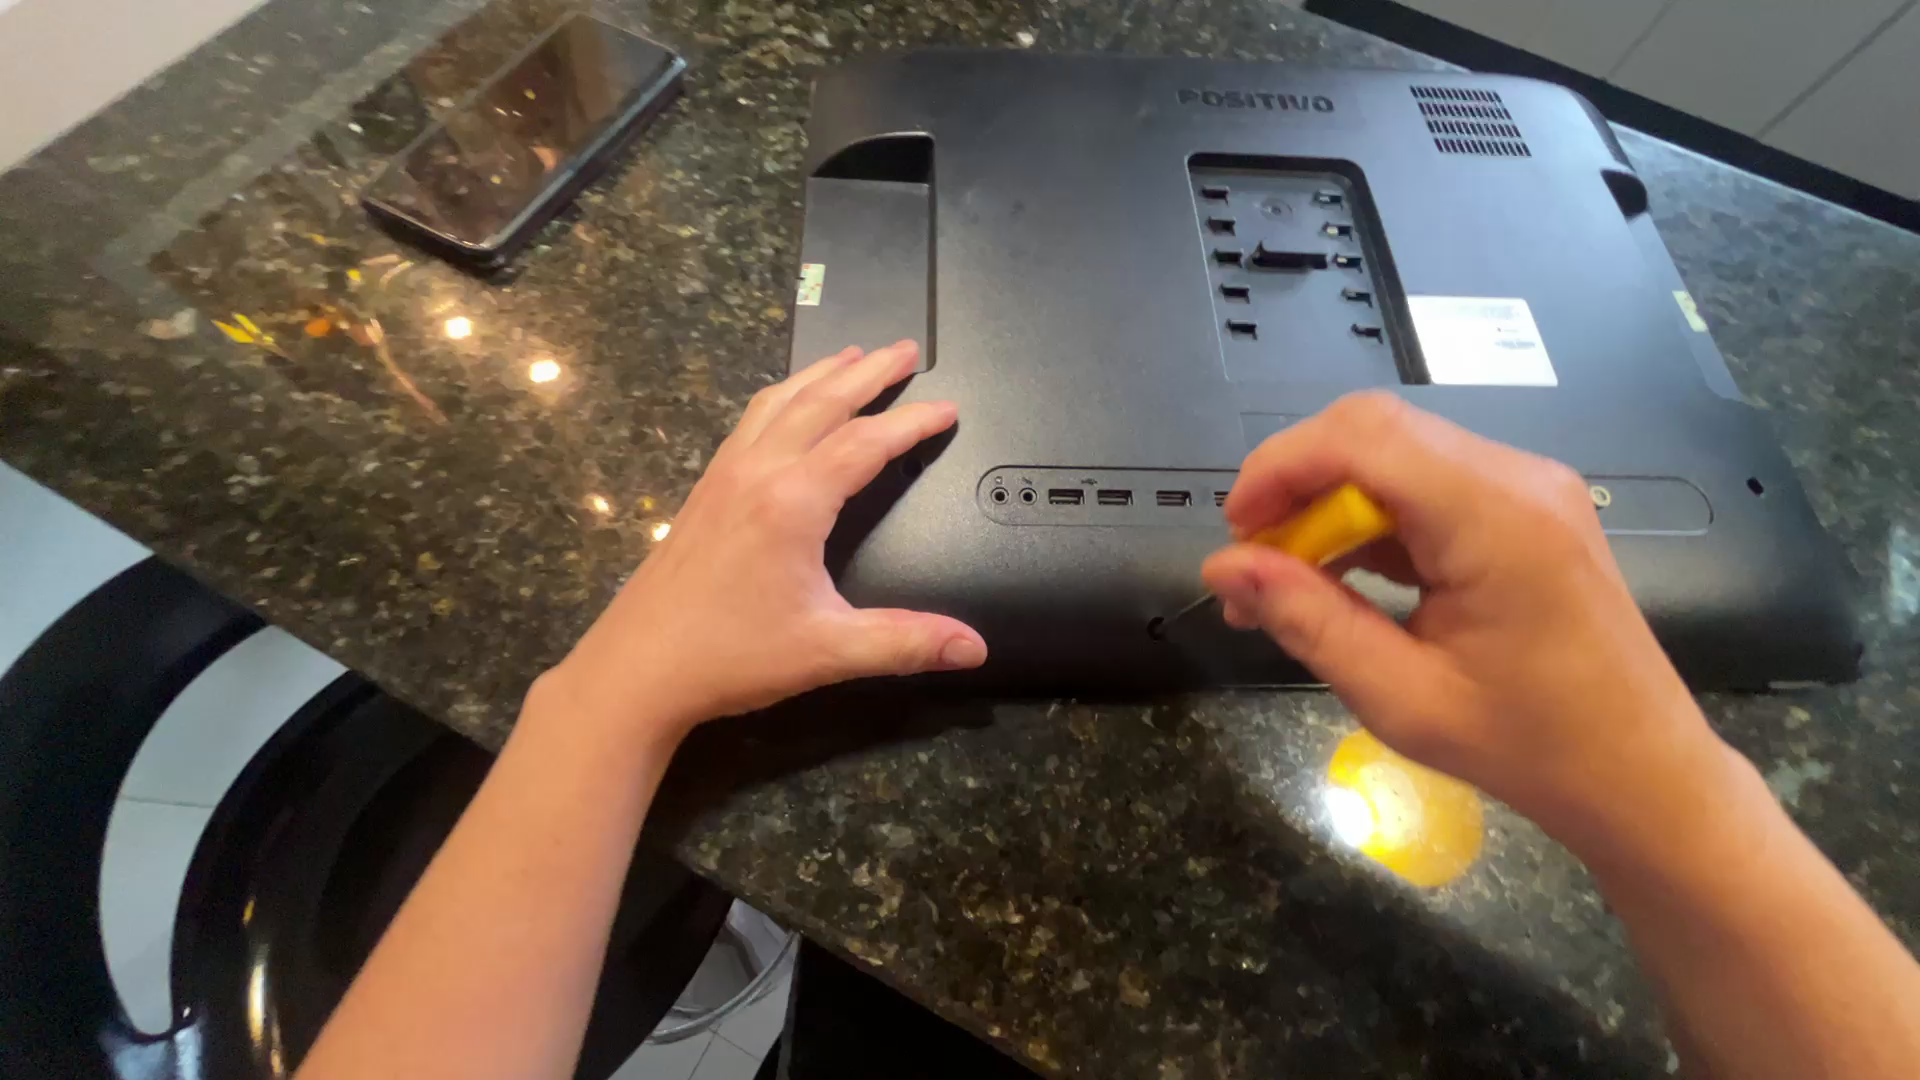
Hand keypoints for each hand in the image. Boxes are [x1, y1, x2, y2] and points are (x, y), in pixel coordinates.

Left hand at [544, 341, 986, 744]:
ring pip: (780, 401)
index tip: (947, 408)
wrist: (636, 669)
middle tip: (906, 348)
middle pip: (823, 400)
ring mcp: (725, 475)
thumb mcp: (828, 650)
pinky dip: (783, 396)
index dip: (913, 421)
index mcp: (793, 501)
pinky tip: (788, 404)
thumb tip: (973, 647)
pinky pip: (751, 420)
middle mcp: (758, 472)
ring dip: (822, 373)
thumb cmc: (730, 655)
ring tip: (853, 355)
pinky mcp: (706, 489)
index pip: (866, 442)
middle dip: (870, 371)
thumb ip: (906, 642)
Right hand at [1202, 392, 1734, 850]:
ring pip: (1383, 451)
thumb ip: (1306, 620)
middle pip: (1369, 430)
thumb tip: (1223, 567)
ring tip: (1282, 579)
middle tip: (1254, 557)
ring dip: (1317, 503)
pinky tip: (1332, 576)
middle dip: (1291, 483)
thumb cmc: (1527, 746)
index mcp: (1498, 520)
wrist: (1640, 774)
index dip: (1279, 467)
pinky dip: (1353, 519)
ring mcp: (1519, 486)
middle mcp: (1514, 479)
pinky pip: (1409, 483)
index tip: (1237, 532)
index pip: (1363, 438)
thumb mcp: (1398, 697)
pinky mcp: (1512, 505)